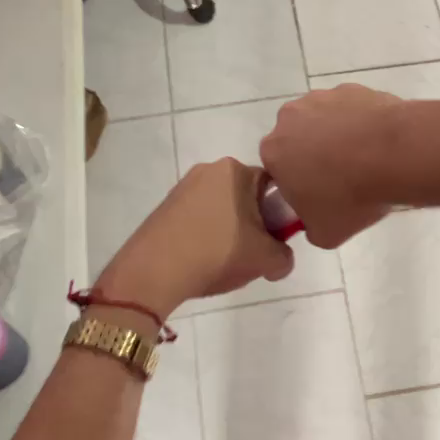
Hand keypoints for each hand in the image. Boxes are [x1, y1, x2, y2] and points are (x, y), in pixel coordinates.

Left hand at [95, 158, 294, 316]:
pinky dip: (206, 235)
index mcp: (236, 170)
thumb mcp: (265, 259)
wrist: (154, 271)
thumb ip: (285, 256)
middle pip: (246, 196)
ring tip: (224, 261)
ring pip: (222, 208)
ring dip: (230, 231)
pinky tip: (202, 260)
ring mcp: (184, 187)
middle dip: (254, 223)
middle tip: (252, 254)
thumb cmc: (217, 252)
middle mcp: (209, 169)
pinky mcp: (166, 206)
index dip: (279, 214)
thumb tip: (281, 259)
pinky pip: (199, 217)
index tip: (275, 239)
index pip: (272, 185)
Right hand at [260, 85, 401, 248]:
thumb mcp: (325, 233)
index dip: (297, 183)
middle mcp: (289, 118)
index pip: (278, 169)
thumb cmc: (352, 196)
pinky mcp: (351, 88)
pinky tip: (379, 140)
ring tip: (366, 158)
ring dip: (337, 135)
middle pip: (298, 139)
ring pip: (323, 120)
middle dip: (314, 155)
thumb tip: (313, 220)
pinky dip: (359, 121)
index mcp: (274, 151)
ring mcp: (321, 98)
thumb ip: (309, 226)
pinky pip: (349, 108)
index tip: (319, 195)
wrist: (395, 155)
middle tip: (343, 177)